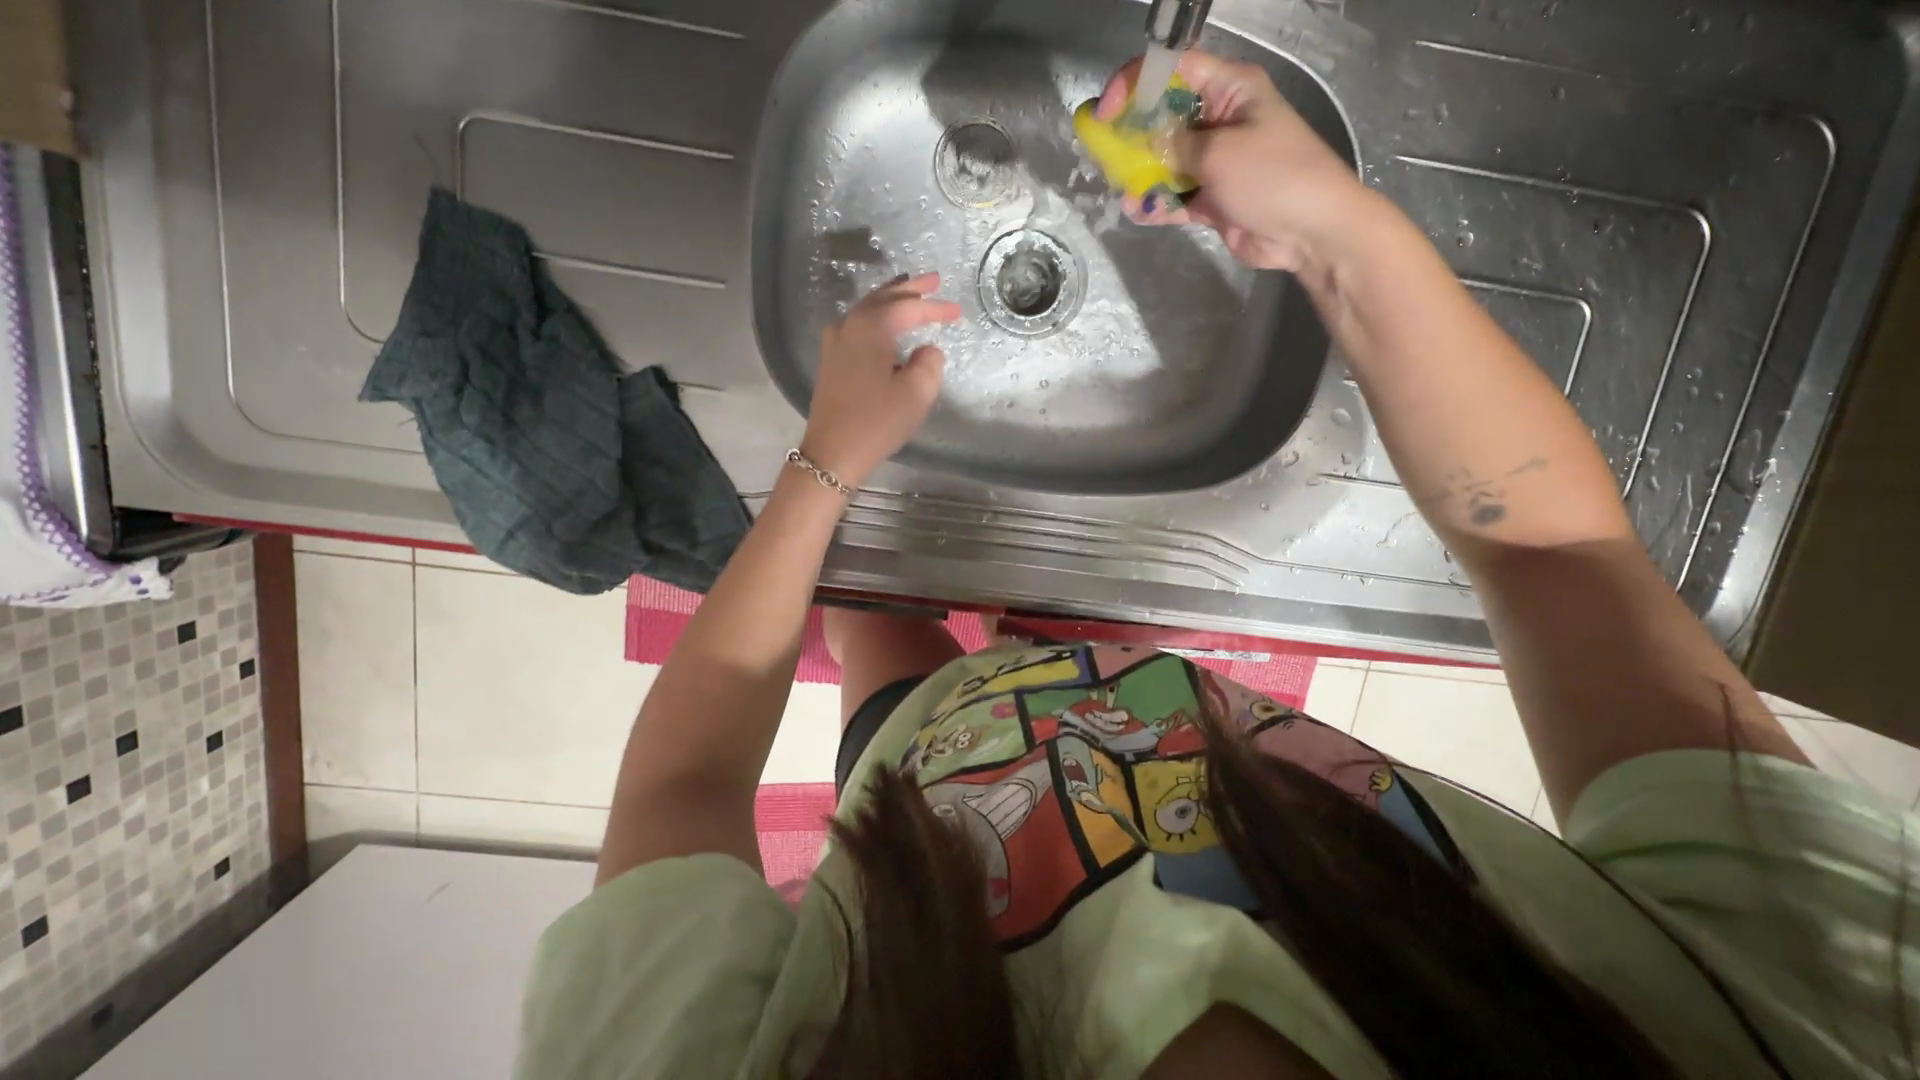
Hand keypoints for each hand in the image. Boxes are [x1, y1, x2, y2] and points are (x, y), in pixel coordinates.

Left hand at [801, 274, 962, 488]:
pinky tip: (885, 324)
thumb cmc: (877, 422)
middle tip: (934, 282)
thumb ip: (929, 363)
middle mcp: (849, 325)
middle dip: (910, 290)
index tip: (958, 310)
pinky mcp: (831, 360)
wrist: (833, 452)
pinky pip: (859, 325)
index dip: (935, 308)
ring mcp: (835, 342)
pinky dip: (877, 318)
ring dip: (891, 301)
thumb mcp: (916, 393)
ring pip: (868, 309)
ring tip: (911, 294)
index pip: (908, 308)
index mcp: (870, 327)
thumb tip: (927, 351)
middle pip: (884, 298)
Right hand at [1096, 51, 1374, 271]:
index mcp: (1231, 89)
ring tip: (1122, 189)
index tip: (1108, 111)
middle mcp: (1221, 119)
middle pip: (1164, 116)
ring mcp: (1216, 160)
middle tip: (1105, 152)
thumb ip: (1174, 146)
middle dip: (1133, 133)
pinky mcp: (1213, 197)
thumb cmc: (1273, 176)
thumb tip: (1143, 147)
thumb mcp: (1219, 152)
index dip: (1136, 83)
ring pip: (1166, 160)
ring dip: (1141, 174)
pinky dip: (1156, 203)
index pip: (1175, 69)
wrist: (1312, 230)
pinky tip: (1136, 210)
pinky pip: (1175, 195)